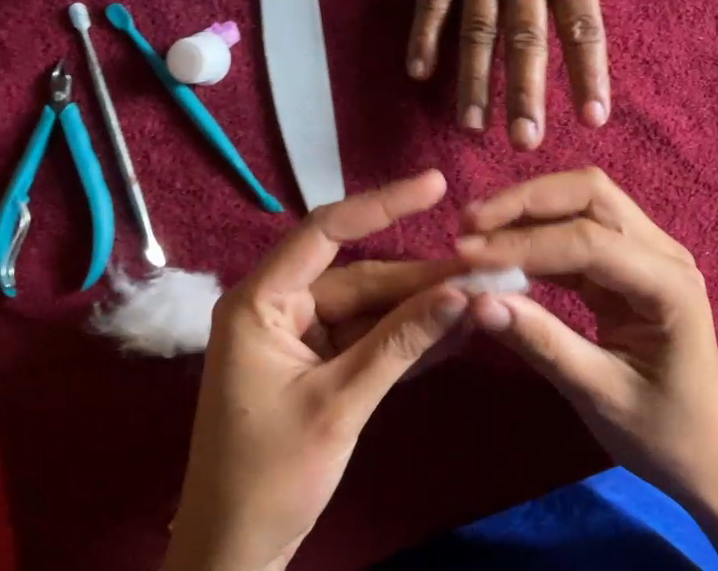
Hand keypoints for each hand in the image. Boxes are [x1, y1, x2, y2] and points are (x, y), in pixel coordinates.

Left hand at [166, 171, 468, 570]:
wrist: (232, 556)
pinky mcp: (316, 367)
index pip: (326, 232)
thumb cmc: (268, 477)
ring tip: (482, 295)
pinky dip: (406, 339)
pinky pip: (367, 339)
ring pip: (370, 309)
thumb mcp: (338, 405)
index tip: (435, 185)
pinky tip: (455, 331)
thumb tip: (461, 293)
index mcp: (260, 302)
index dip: (382, 204)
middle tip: (485, 266)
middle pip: (360, 276)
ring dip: (421, 309)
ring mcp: (298, 338)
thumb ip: (399, 344)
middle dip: (421, 277)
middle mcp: (278, 308)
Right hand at [409, 0, 692, 151]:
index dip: (589, 74)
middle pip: (525, 42)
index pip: (583, 28)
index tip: (594, 117)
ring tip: (473, 125)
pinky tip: (418, 72)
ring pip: (476, 32)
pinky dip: (424, 35)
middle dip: (526, 94)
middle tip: (526, 142)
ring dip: (474, 81)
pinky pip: (431, 1)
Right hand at [456, 168, 717, 570]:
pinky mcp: (627, 265)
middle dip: (526, 201)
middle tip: (468, 225)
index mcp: (669, 286)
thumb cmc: (662, 435)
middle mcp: (664, 254)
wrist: (703, 458)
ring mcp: (648, 254)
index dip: (524, 243)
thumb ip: (543, 344)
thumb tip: (477, 303)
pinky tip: (500, 250)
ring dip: (529, 210)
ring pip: (584, 202)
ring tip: (474, 230)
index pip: (590, 241)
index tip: (464, 254)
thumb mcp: (600, 397)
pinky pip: (579, 231)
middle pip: (591, 195)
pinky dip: (538, 235)